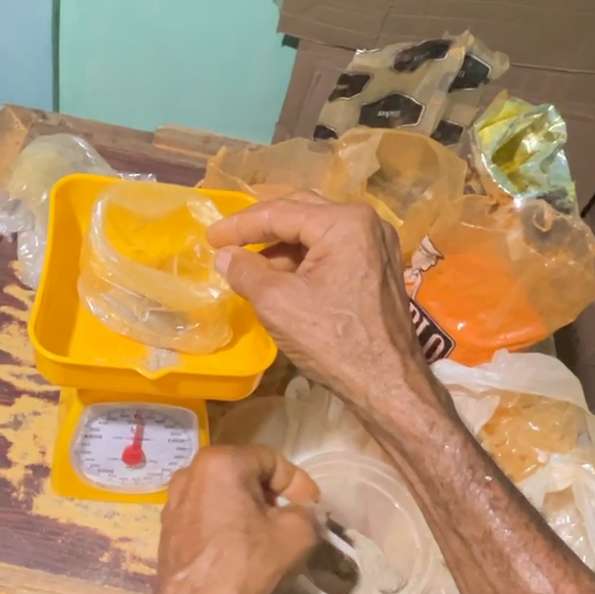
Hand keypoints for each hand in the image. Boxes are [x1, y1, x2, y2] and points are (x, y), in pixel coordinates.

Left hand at [148, 445, 320, 593]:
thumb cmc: (244, 566)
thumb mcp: (296, 536)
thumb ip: (307, 513)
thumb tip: (302, 511)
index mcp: (220, 462)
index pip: (272, 460)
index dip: (298, 483)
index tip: (313, 508)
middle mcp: (191, 472)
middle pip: (246, 475)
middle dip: (274, 496)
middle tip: (294, 522)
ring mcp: (175, 499)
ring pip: (226, 495)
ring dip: (251, 511)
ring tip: (270, 537)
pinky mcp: (170, 525)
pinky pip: (209, 514)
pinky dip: (229, 524)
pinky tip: (242, 549)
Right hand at [208, 197, 436, 417]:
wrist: (384, 382)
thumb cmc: (331, 340)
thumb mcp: (277, 303)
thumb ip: (246, 271)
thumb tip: (225, 256)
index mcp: (344, 222)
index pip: (280, 211)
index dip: (240, 224)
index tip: (209, 237)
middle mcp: (366, 222)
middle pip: (301, 211)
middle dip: (260, 228)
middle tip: (226, 241)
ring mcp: (376, 244)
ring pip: (315, 231)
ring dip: (279, 244)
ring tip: (246, 262)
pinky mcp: (377, 267)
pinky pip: (330, 249)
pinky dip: (301, 258)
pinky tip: (277, 275)